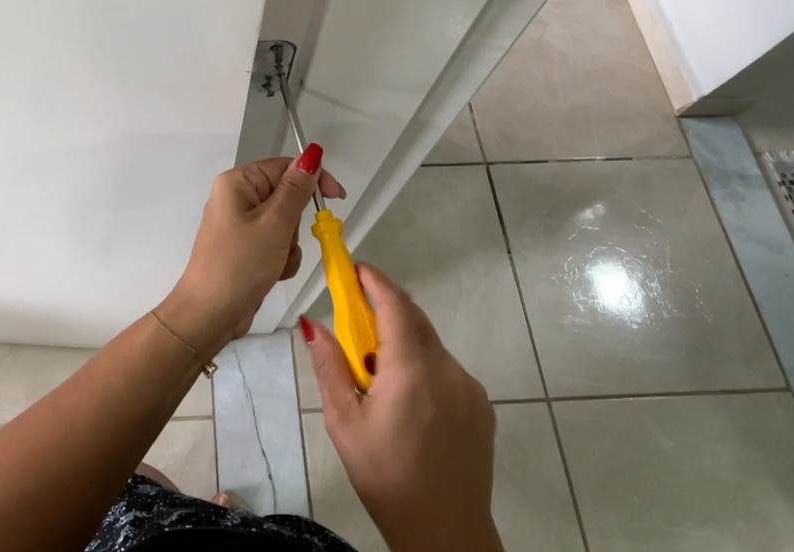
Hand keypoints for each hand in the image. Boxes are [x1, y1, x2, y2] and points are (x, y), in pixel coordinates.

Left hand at [156, 147, 344, 356]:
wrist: (211, 314)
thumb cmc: (240, 264)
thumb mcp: (274, 224)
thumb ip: (296, 190)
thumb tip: (312, 156)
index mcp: (238, 183)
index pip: (285, 167)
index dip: (313, 179)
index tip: (337, 198)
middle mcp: (237, 198)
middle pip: (286, 197)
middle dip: (295, 223)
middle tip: (284, 241)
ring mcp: (240, 225)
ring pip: (286, 224)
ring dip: (289, 246)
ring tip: (275, 262)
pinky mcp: (246, 248)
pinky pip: (276, 244)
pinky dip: (281, 259)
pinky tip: (272, 273)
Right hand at [304, 265, 499, 551]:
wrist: (446, 533)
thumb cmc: (385, 477)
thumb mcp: (345, 423)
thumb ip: (330, 367)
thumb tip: (311, 323)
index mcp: (412, 370)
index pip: (395, 305)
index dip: (375, 281)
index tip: (354, 268)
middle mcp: (447, 369)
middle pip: (414, 321)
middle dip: (384, 310)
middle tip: (354, 319)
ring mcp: (469, 387)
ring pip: (430, 347)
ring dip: (403, 344)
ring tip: (377, 377)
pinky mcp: (481, 406)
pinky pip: (446, 371)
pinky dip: (423, 368)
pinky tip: (408, 402)